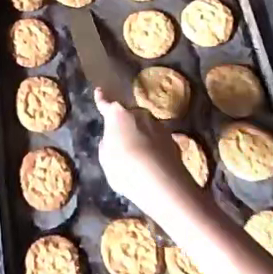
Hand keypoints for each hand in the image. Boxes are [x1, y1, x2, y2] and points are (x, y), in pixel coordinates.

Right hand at [96, 88, 200, 220]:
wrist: (162, 183)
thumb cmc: (124, 169)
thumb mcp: (106, 159)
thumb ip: (108, 144)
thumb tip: (113, 139)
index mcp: (117, 115)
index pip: (106, 104)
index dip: (101, 99)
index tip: (99, 91)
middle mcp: (139, 114)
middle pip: (130, 115)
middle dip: (126, 124)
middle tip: (123, 140)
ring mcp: (158, 125)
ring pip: (146, 127)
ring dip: (142, 136)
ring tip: (139, 155)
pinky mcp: (173, 140)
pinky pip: (158, 140)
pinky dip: (154, 147)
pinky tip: (153, 162)